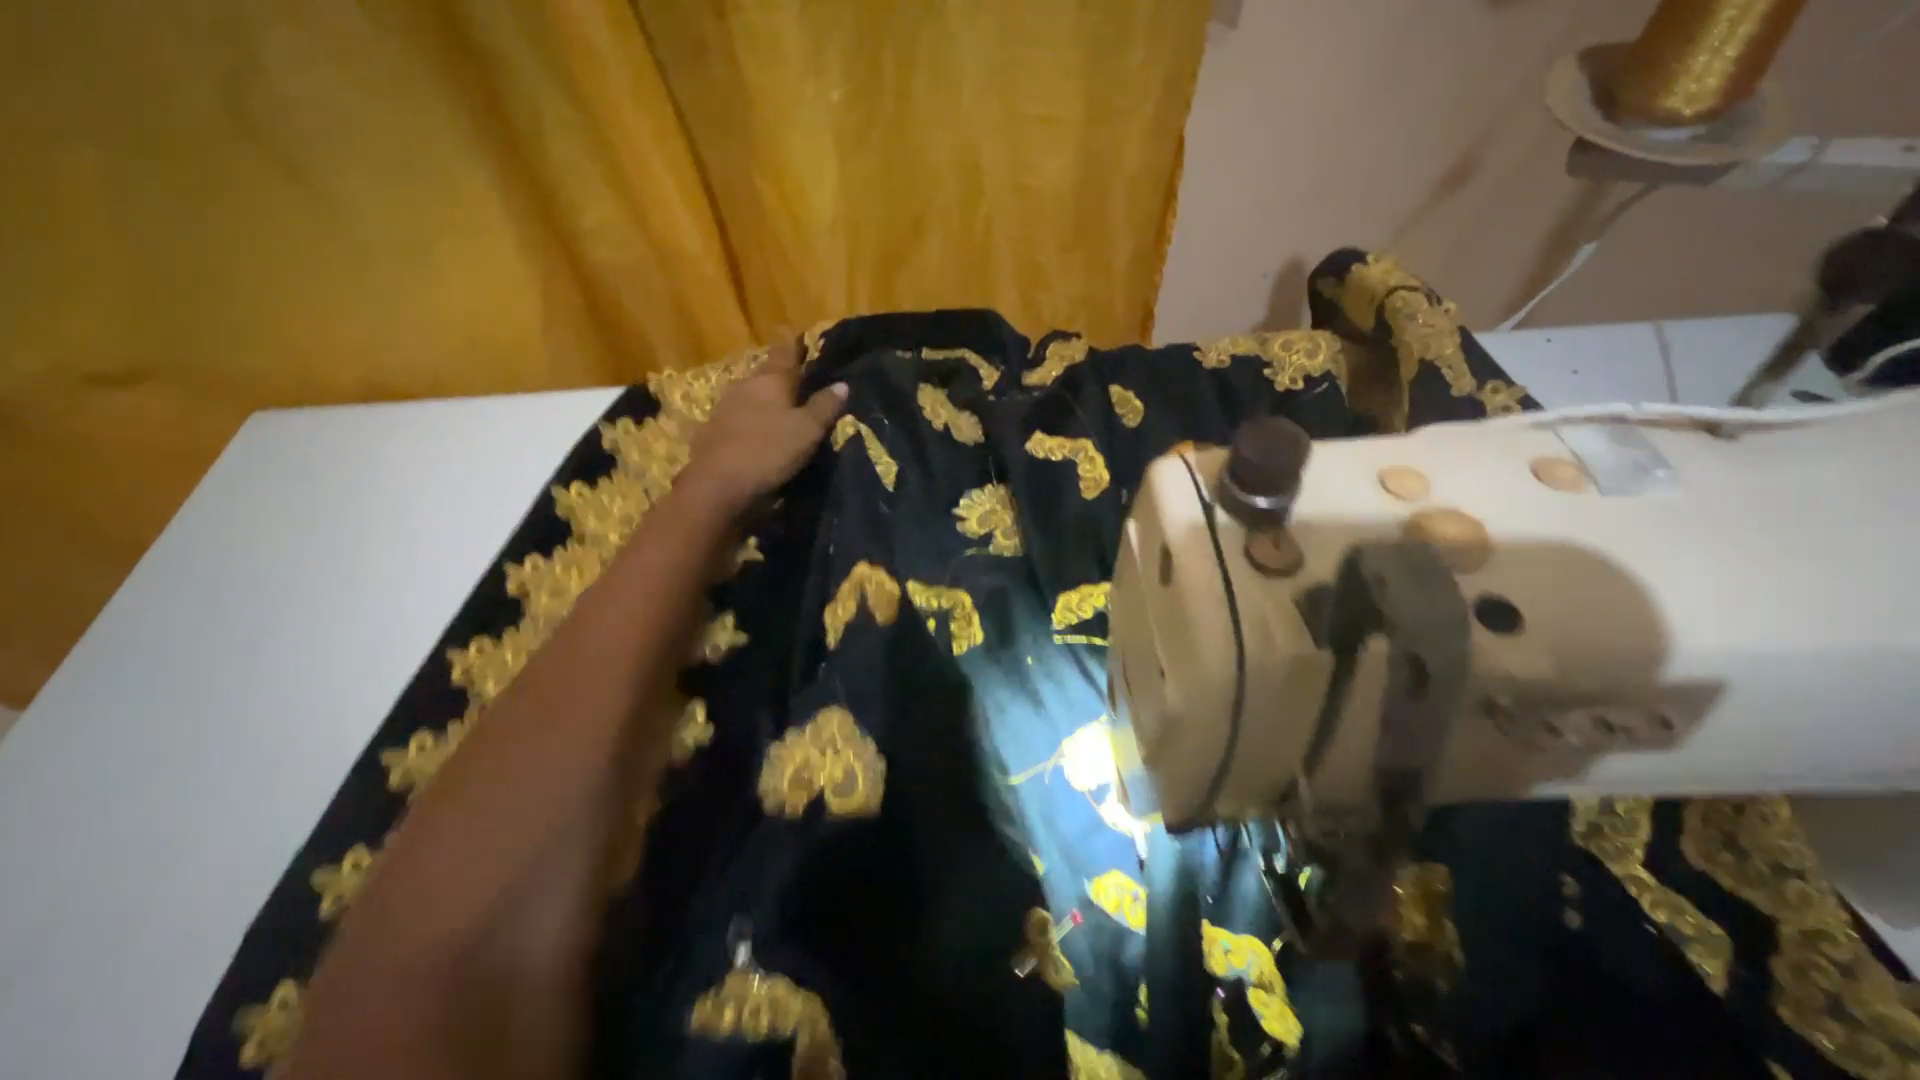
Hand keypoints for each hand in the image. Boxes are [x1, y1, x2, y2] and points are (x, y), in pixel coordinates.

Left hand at [681, 341, 847, 516]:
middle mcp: (744, 386)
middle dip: (780, 372)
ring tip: (779, 405)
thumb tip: (842, 384)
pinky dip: (749, 419)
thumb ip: (824, 406)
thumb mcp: (807, 431)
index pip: (785, 351)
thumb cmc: (769, 452)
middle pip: (765, 372)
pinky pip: (736, 417)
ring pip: (748, 394)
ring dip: (763, 397)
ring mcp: (724, 408)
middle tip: (798, 376)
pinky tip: (754, 430)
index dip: (795, 343)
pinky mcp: (711, 431)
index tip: (803, 335)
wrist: (717, 485)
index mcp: (770, 379)